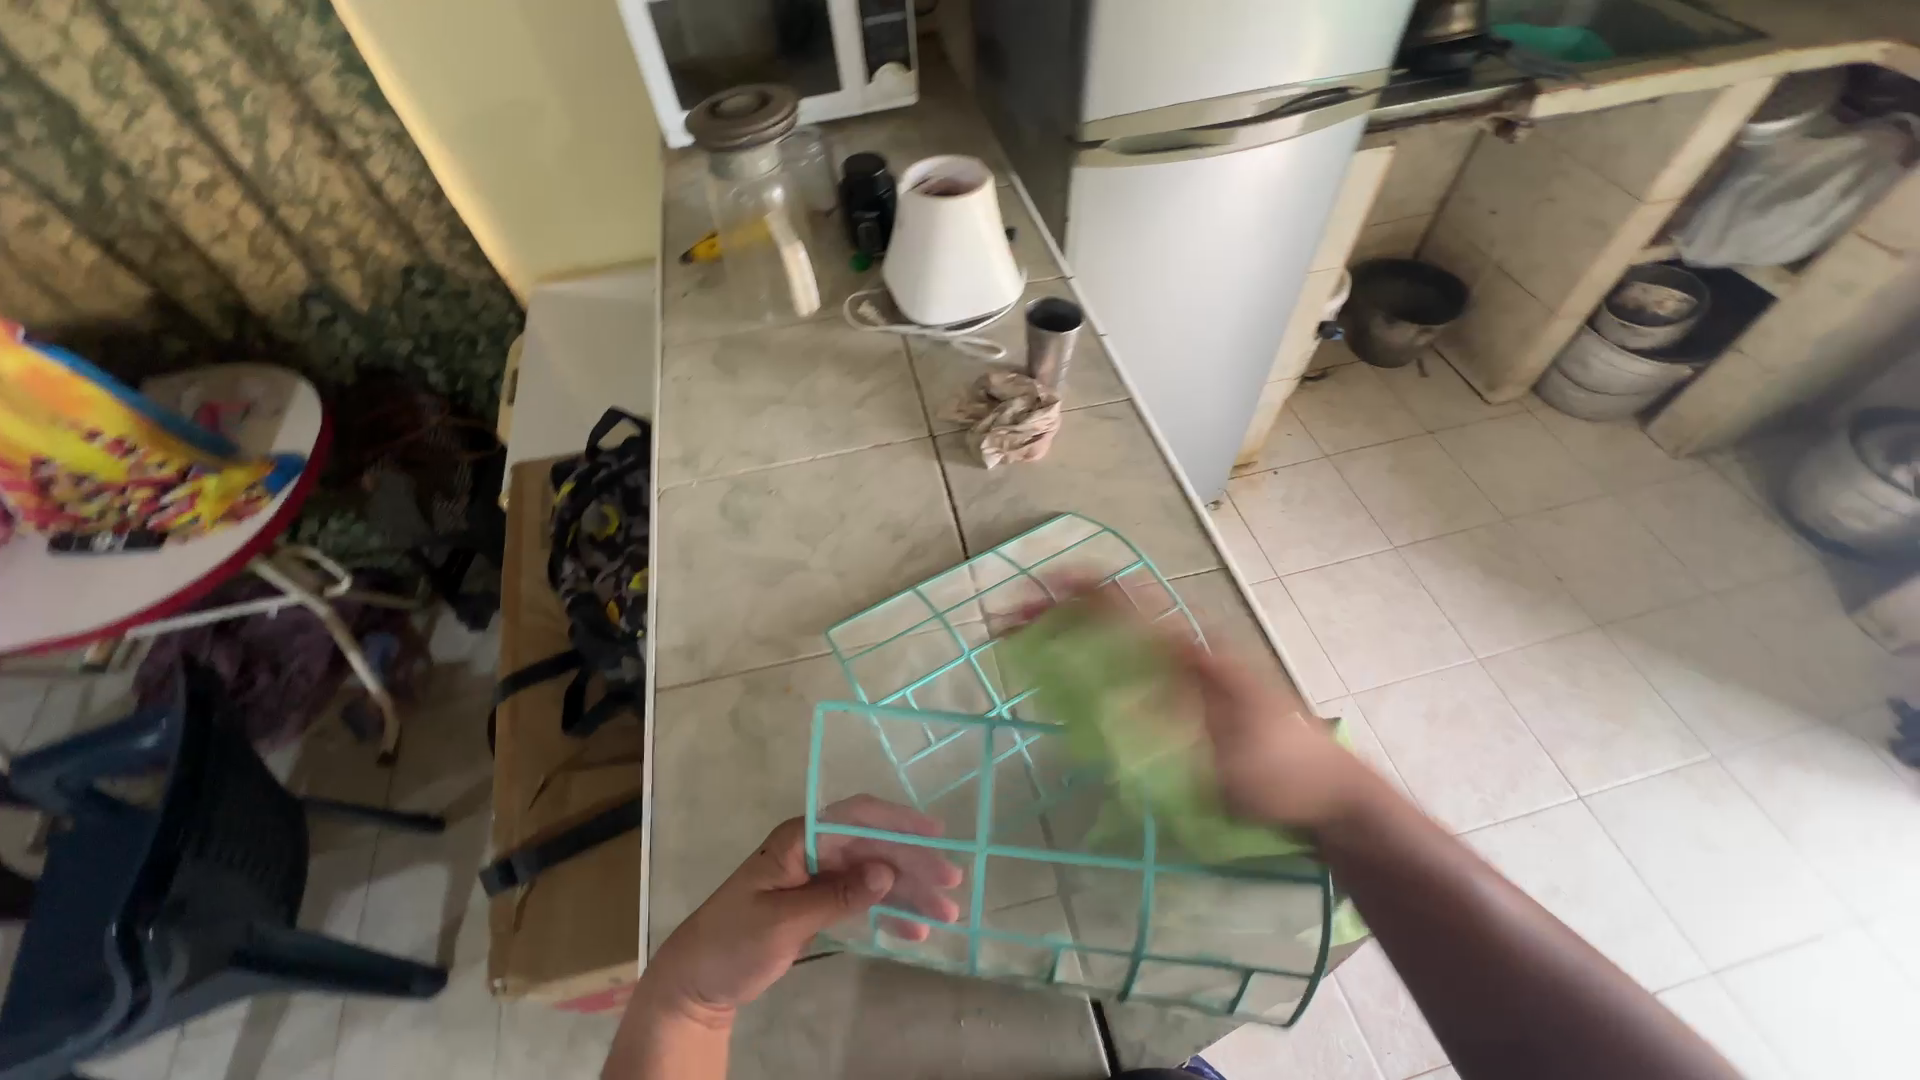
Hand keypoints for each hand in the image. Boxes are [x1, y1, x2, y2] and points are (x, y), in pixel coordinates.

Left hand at [642, 795, 961, 1025]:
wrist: (696, 982)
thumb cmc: (731, 941)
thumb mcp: (784, 921)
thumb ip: (837, 895)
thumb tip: (888, 871)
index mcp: (800, 838)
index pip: (856, 818)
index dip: (898, 821)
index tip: (936, 833)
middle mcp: (814, 849)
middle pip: (873, 847)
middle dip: (913, 863)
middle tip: (951, 885)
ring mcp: (818, 876)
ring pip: (874, 874)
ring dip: (908, 891)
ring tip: (944, 913)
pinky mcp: (819, 903)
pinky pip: (863, 900)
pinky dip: (888, 912)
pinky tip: (914, 929)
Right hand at [1022, 581, 1375, 832]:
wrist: (1327, 790)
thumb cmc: (1276, 774)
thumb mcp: (1220, 754)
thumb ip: (1167, 719)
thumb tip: (1103, 690)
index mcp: (1190, 652)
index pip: (1121, 604)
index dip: (1074, 593)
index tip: (1031, 596)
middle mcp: (1187, 645)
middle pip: (1113, 609)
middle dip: (1060, 606)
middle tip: (1013, 618)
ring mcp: (1191, 663)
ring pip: (1121, 628)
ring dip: (1074, 622)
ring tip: (1033, 630)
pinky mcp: (1192, 684)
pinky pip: (1133, 652)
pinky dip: (1096, 645)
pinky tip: (1076, 660)